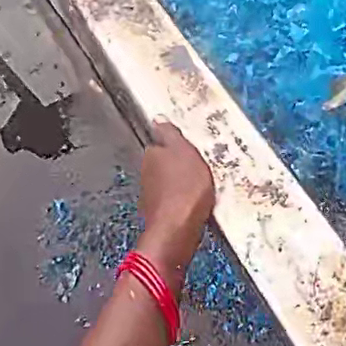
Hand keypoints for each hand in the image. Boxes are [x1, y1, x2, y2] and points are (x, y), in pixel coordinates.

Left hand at [136, 119, 215, 278]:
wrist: (178, 227)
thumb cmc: (187, 185)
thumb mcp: (186, 151)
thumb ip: (171, 134)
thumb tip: (157, 119)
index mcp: (151, 154)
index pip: (161, 144)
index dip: (176, 147)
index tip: (191, 151)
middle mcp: (145, 173)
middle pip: (162, 164)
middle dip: (177, 165)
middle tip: (199, 167)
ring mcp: (149, 195)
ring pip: (166, 183)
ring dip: (178, 183)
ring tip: (200, 186)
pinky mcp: (158, 213)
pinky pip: (171, 200)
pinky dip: (180, 200)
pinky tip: (194, 203)